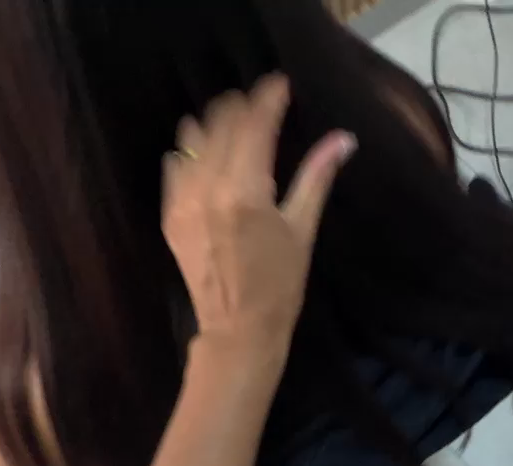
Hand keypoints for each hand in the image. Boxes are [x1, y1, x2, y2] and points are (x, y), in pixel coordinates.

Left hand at [161, 74, 356, 392]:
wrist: (238, 332)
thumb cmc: (279, 288)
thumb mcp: (302, 232)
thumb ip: (316, 179)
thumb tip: (343, 140)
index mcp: (247, 190)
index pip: (255, 121)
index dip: (270, 97)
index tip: (282, 86)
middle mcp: (209, 186)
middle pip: (221, 119)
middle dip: (244, 108)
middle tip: (263, 113)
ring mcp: (183, 199)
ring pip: (193, 134)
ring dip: (215, 127)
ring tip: (235, 138)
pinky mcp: (170, 214)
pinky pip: (174, 164)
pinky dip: (192, 155)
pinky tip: (210, 167)